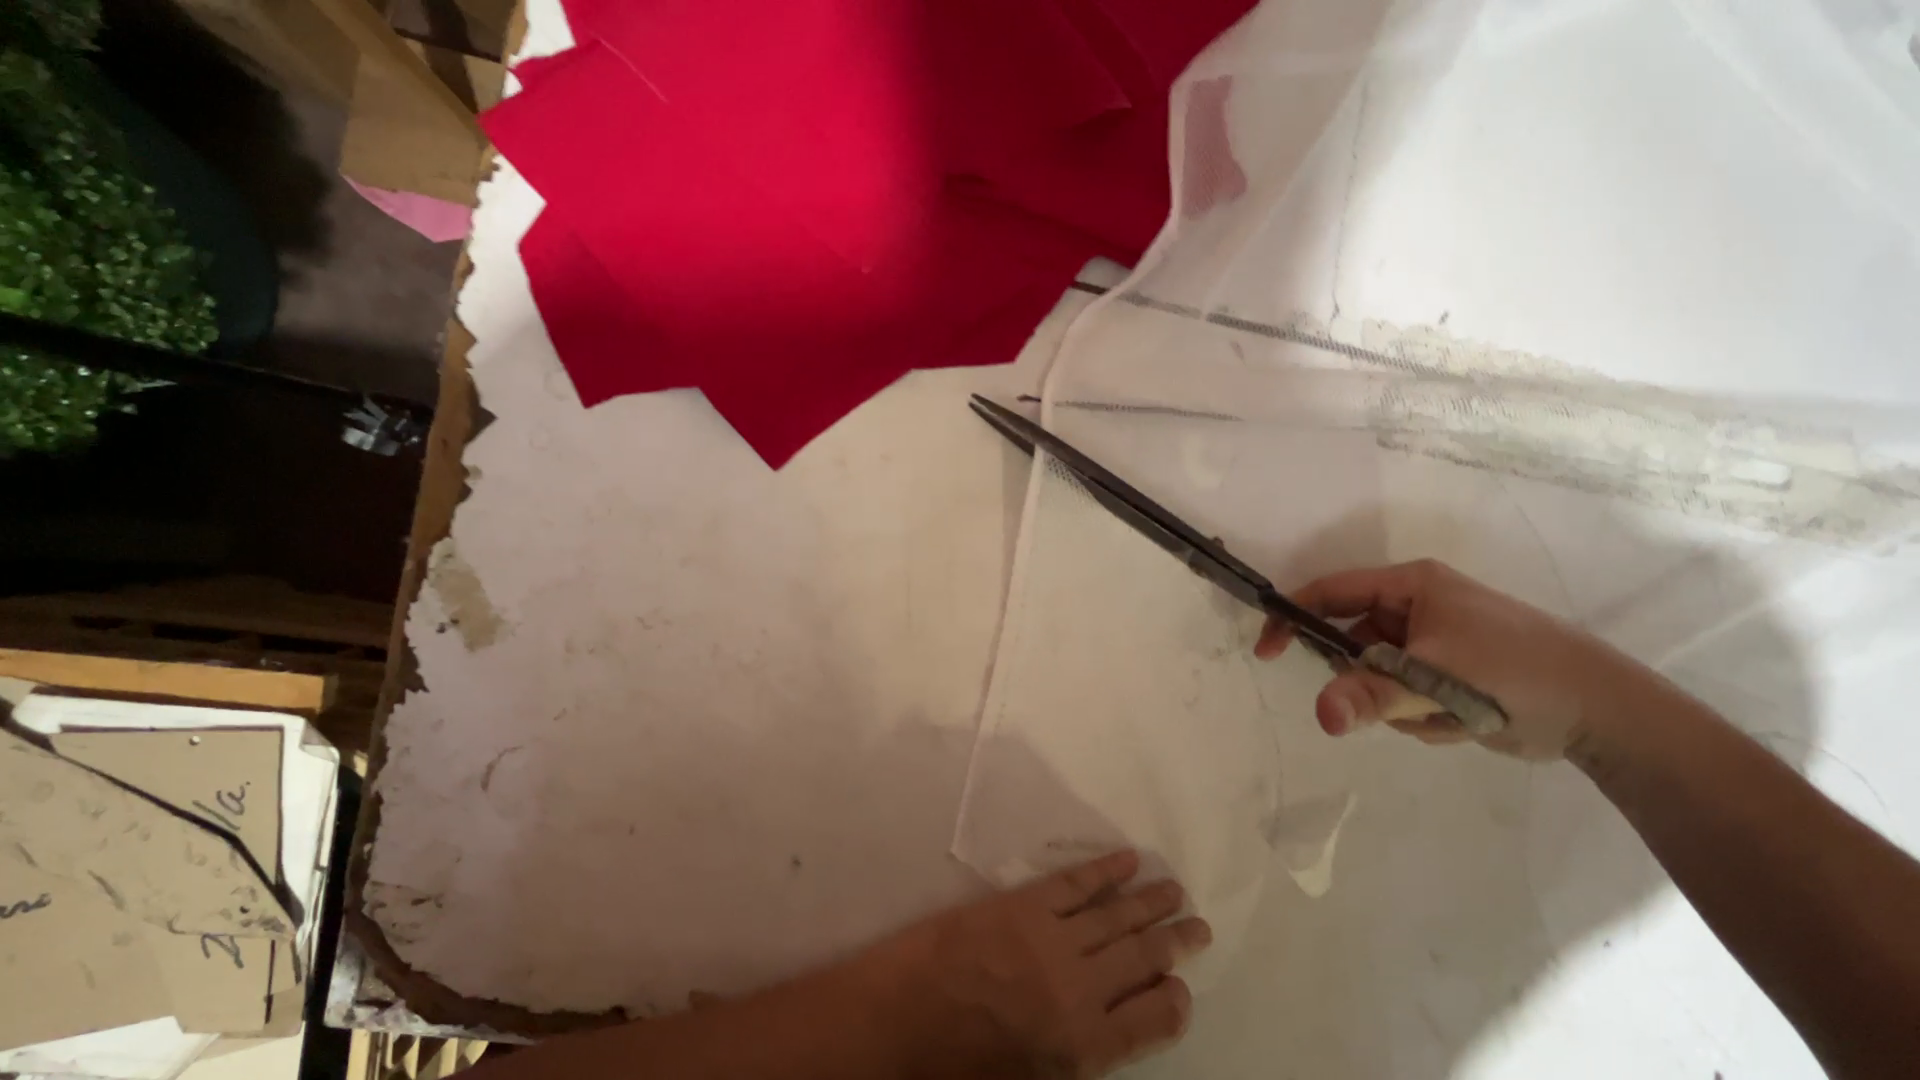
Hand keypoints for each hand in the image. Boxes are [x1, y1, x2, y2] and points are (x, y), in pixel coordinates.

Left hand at [850, 850, 1211, 1078]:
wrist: (894, 1026)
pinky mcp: (1022, 906)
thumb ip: (1079, 1053)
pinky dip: (1104, 870)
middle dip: (1176, 943)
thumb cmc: (957, 1070)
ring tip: (1175, 891)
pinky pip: (1075, 883)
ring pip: (1117, 916)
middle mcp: (1080, 991)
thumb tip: (1111, 1021)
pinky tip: (1128, 860)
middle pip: (1144, 959)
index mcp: (1083, 1048)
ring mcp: (1052, 942)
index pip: (1155, 1020)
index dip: (1174, 1002)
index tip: (1180, 989)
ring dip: (1152, 902)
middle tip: (1199, 927)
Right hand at [1254, 558, 1668, 759]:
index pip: (1329, 592)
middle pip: (1353, 641)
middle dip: (1368, 680)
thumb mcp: (1436, 679)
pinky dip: (1422, 717)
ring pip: (1379, 677)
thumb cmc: (1513, 670)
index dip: (1292, 618)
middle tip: (1393, 701)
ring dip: (1400, 705)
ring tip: (1444, 714)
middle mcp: (1417, 608)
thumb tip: (1321, 716)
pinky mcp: (1447, 676)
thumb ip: (1372, 696)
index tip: (1267, 653)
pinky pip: (1404, 698)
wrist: (1601, 709)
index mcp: (1411, 586)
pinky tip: (1461, 723)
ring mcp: (1433, 643)